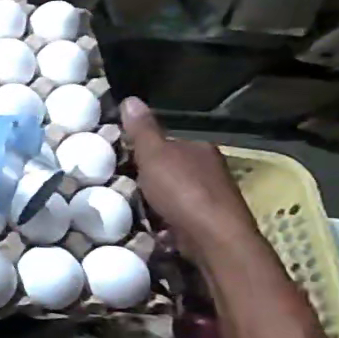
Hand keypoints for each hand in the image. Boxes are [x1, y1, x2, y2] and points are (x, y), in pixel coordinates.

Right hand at [120, 97, 258, 250]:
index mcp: (199, 147)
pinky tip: (152, 229)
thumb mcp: (154, 154)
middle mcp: (212, 169)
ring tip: (134, 208)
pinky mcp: (210, 224)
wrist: (214, 238)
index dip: (146, 147)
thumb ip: (142, 130)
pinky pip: (181, 217)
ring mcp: (213, 198)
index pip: (169, 140)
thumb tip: (130, 99)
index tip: (124, 157)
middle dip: (151, 177)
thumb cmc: (182, 190)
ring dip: (158, 201)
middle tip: (124, 185)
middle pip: (173, 168)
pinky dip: (167, 222)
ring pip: (177, 194)